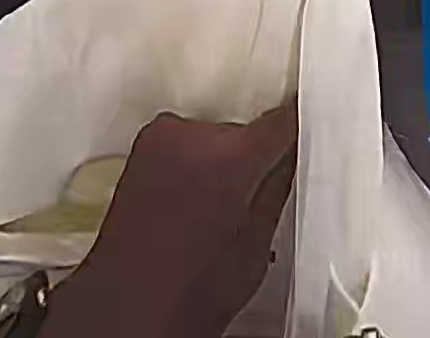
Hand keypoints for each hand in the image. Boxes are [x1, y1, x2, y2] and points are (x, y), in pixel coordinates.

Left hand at [41, 106, 295, 337]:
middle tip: (249, 193)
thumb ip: (279, 186)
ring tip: (212, 201)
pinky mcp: (146, 140)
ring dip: (220, 155)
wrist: (125, 308)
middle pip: (245, 130)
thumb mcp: (256, 245)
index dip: (296, 126)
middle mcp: (198, 134)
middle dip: (252, 155)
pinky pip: (187, 137)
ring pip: (215, 133)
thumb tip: (293, 152)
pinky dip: (193, 157)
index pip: (280, 121)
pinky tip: (189, 194)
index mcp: (234, 158)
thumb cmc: (191, 290)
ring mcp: (166, 134)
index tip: (305, 125)